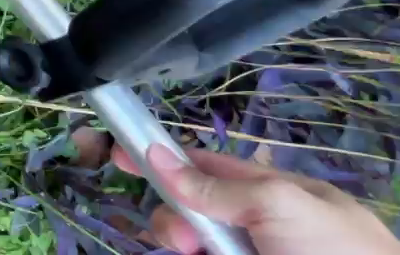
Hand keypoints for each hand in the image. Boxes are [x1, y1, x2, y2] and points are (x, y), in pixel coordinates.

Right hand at [111, 143, 399, 254]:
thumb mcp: (281, 205)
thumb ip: (215, 182)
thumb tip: (153, 154)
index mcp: (282, 196)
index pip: (208, 165)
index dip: (163, 156)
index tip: (117, 155)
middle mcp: (266, 226)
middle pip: (194, 205)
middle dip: (174, 215)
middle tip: (182, 240)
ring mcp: (254, 254)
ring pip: (192, 238)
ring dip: (178, 239)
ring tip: (189, 253)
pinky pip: (198, 254)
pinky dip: (184, 251)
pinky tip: (187, 254)